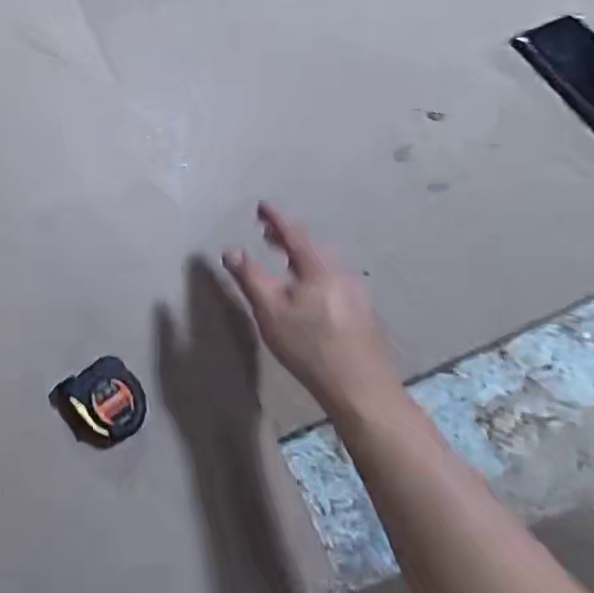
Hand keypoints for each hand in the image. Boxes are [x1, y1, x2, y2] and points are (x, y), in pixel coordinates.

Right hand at [222, 203, 396, 414]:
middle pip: (312, 247)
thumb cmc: (307, 346)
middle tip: (266, 233)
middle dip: (287, 237)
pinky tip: (306, 290)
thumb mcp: (268, 311)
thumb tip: (232, 251)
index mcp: (318, 269)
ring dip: (300, 256)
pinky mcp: (361, 312)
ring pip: (324, 264)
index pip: (293, 234)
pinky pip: (332, 280)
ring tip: (282, 260)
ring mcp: (355, 293)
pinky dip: (312, 274)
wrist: (359, 386)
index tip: (262, 206)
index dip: (275, 219)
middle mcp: (341, 274)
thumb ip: (249, 277)